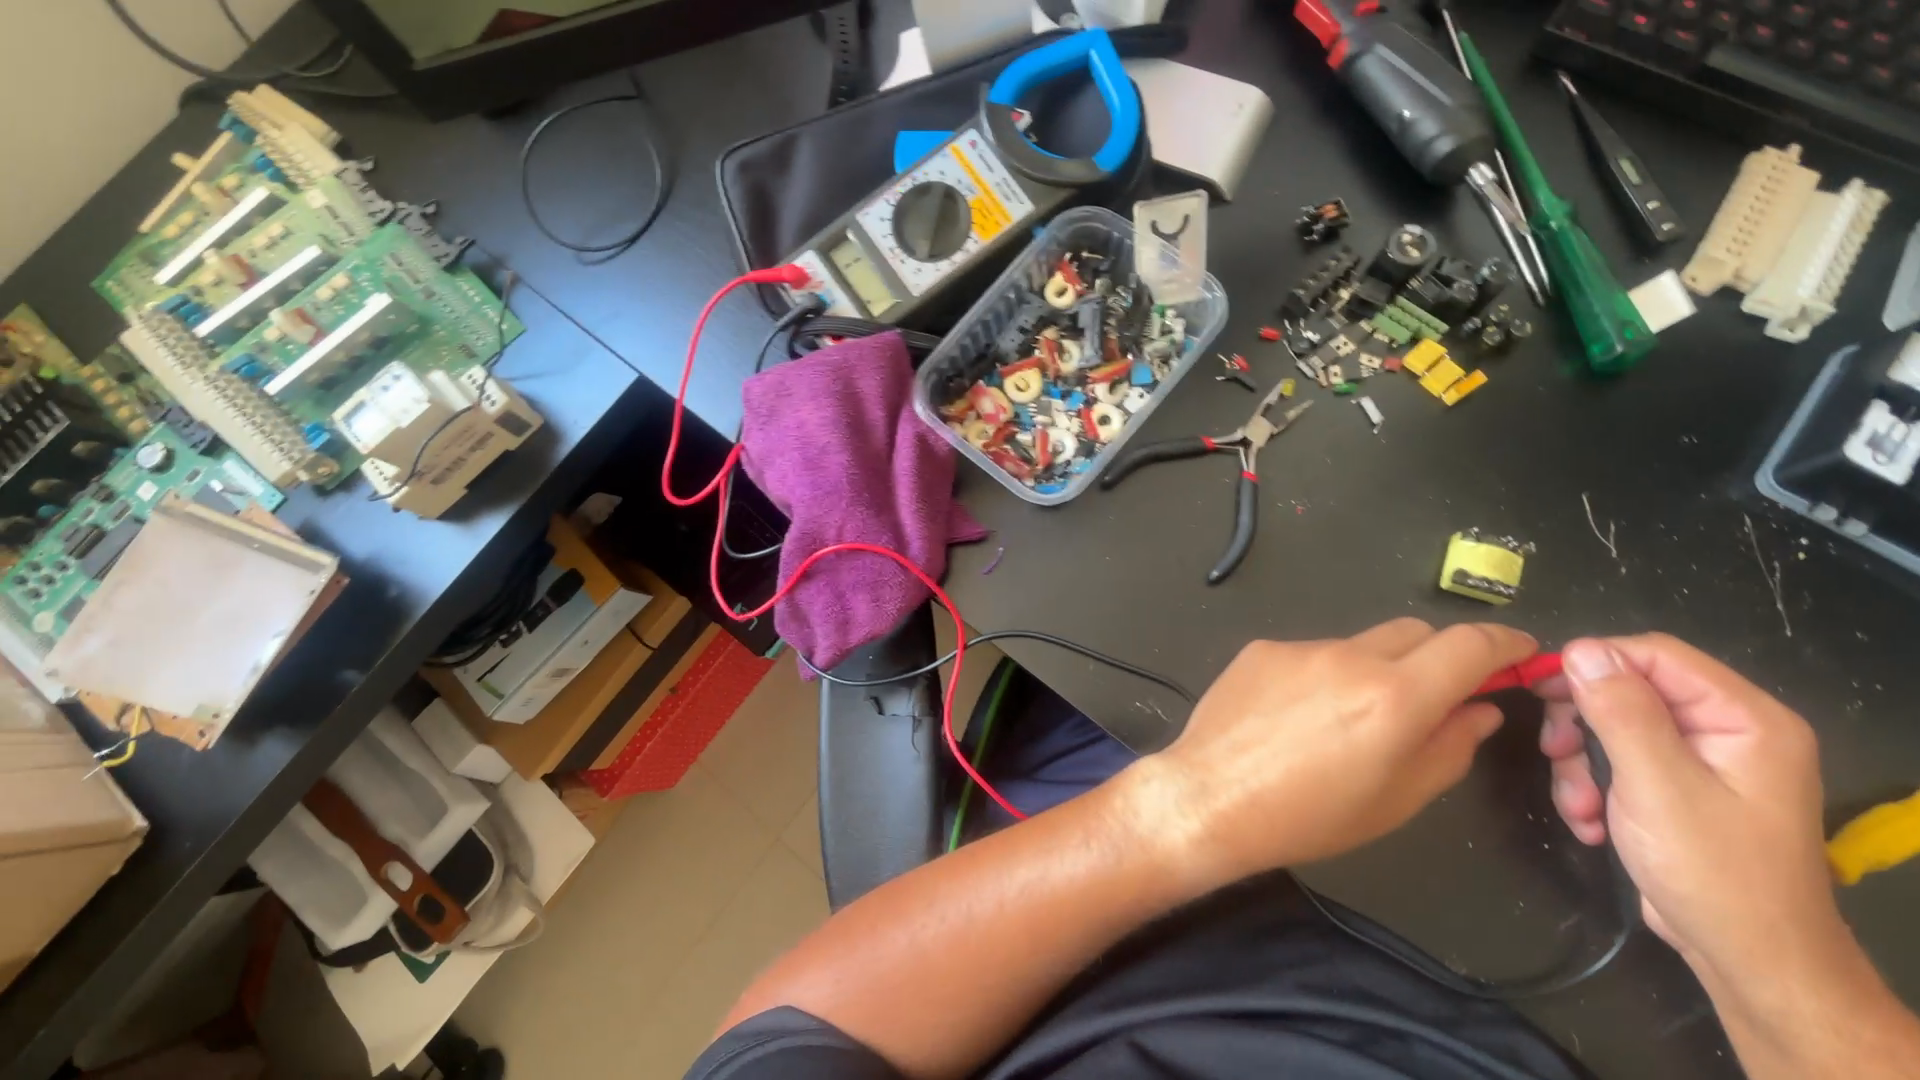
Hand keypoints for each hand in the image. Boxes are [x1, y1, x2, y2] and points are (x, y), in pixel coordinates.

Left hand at [1144, 618, 1535, 883]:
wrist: (1209, 798)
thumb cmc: (1309, 816)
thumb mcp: (1398, 799)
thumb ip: (1451, 747)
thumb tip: (1479, 709)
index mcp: (1395, 696)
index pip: (1471, 643)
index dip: (1507, 642)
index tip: (1521, 652)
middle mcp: (1350, 657)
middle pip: (1417, 633)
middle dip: (1438, 658)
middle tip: (1430, 700)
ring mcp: (1300, 648)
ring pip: (1361, 644)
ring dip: (1374, 670)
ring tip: (1345, 723)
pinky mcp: (1262, 649)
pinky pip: (1312, 653)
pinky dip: (1323, 675)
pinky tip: (1296, 717)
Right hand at [1538, 635, 1844, 982]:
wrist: (1747, 958)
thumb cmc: (1712, 870)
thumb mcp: (1657, 786)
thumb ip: (1621, 712)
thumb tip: (1581, 650)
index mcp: (1744, 719)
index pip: (1656, 656)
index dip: (1594, 662)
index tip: (1539, 688)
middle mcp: (1727, 731)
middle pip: (1627, 691)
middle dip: (1582, 726)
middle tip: (1555, 754)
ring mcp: (1701, 762)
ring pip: (1611, 729)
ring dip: (1580, 765)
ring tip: (1578, 807)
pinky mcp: (1676, 789)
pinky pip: (1616, 763)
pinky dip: (1592, 788)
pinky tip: (1591, 822)